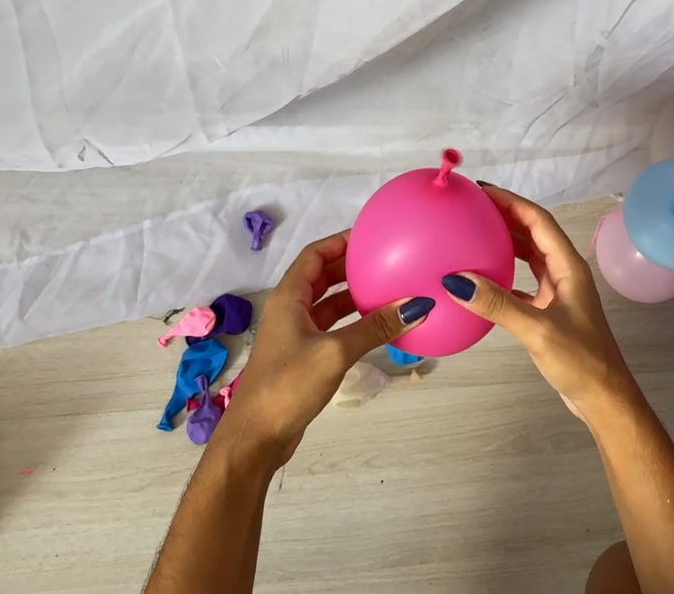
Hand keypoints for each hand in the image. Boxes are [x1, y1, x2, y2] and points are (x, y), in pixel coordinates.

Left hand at [213, 231, 432, 465]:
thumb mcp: (335, 352)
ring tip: (386, 287)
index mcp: (288, 297)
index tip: (370, 234)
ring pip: (327, 303)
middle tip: (384, 258)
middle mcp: (289, 310)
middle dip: (350, 265)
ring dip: (352, 294)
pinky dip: (351, 321)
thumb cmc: (288, 385)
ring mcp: (295, 335)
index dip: (340, 241)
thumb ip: (375, 328)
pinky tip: (375, 325)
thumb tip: (418, 305)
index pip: (315, 254)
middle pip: (321, 276)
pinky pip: (331, 327)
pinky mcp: (302, 357)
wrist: (255, 438)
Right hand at [441, 186, 638, 422]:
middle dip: (506, 215)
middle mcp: (565, 272)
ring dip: (506, 241)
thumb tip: (456, 280)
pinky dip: (504, 274)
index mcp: (569, 266)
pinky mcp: (550, 310)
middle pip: (533, 232)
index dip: (512, 201)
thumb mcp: (537, 329)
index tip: (482, 191)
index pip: (538, 221)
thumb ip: (498, 303)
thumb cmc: (580, 359)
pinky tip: (481, 278)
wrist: (604, 398)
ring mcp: (558, 291)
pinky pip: (524, 281)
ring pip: (529, 255)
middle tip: (472, 207)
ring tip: (474, 232)